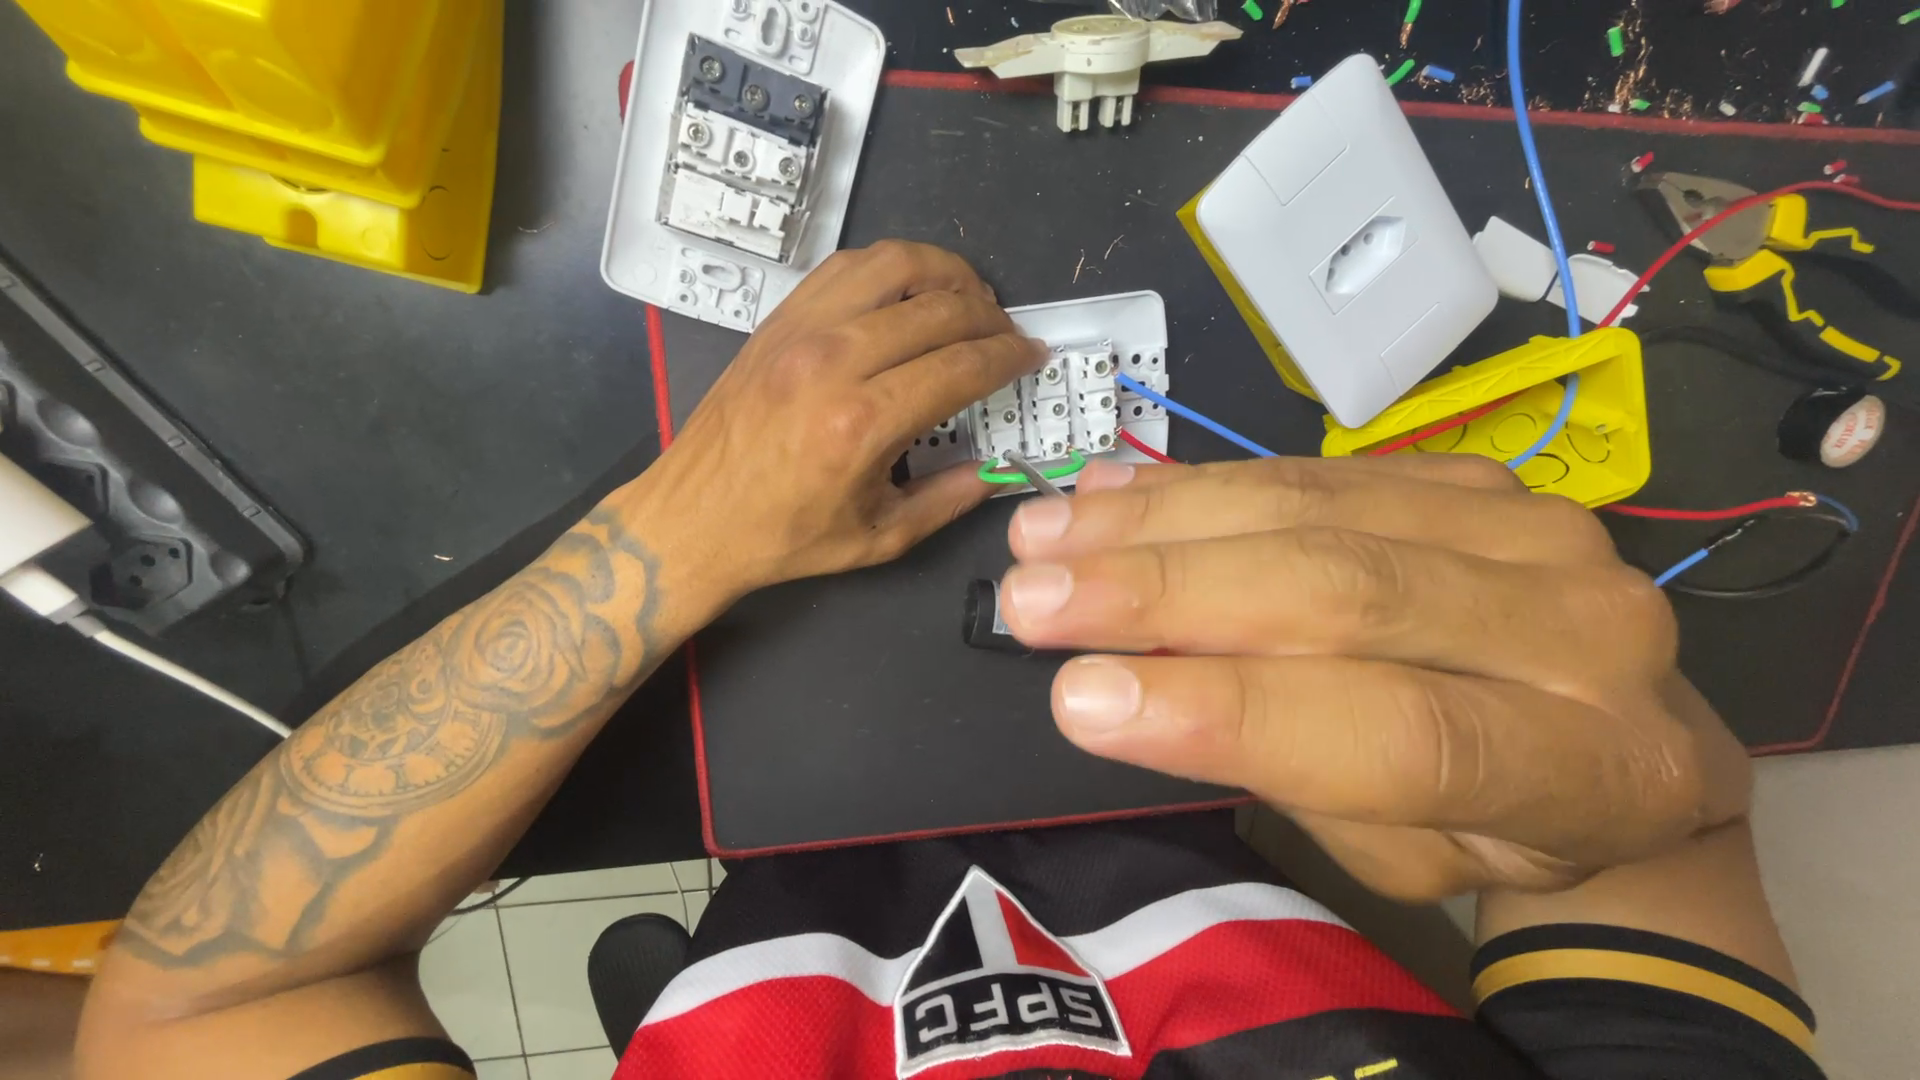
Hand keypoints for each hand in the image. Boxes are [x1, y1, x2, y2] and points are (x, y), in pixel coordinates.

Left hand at [639, 241, 1044, 599]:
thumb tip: (998, 468)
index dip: (1008, 356)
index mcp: (863, 423)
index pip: (961, 365)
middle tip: (1007, 335)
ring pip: (894, 266)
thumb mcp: (880, 538)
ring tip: (969, 299)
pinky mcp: (779, 320)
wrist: (695, 516)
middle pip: (938, 308)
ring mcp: (801, 330)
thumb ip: (950, 500)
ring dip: (946, 273)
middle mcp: (834, 361)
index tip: (1031, 355)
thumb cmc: (786, 536)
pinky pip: (847, 267)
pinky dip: (892, 267)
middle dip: (990, 316)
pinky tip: (909, 291)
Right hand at [999, 455, 1753, 900]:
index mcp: (1583, 767)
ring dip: (1155, 520)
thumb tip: (1122, 673)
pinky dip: (1193, 483)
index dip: (1229, 713)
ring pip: (1311, 506)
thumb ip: (1283, 760)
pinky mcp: (1468, 472)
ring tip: (1043, 537)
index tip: (1079, 701)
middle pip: (1341, 591)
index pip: (1399, 735)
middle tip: (1033, 599)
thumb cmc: (1489, 822)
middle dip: (1164, 592)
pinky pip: (1307, 466)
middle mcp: (1578, 629)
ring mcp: (1529, 527)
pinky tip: (1105, 491)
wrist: (1601, 727)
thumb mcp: (1394, 845)